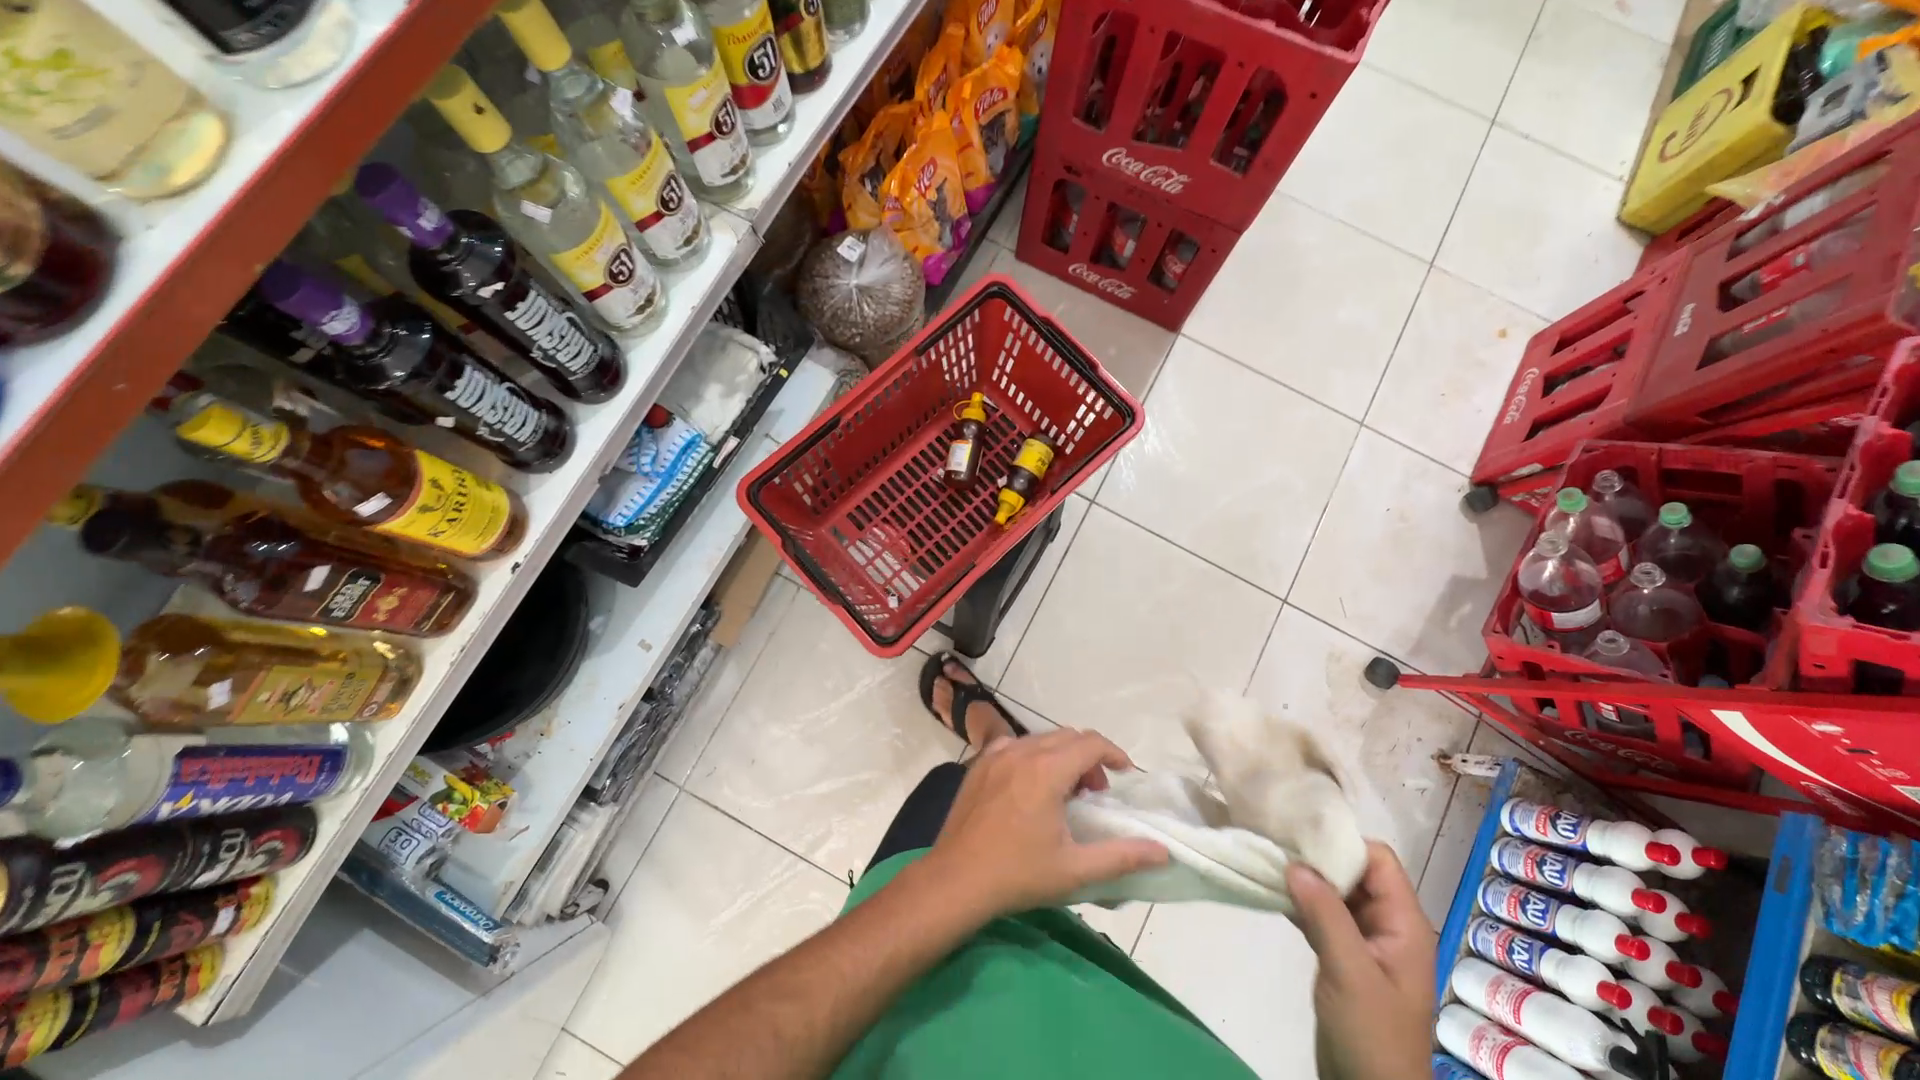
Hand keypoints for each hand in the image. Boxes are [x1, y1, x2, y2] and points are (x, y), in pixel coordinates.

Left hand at [918, 729, 1168, 920]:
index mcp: (1047, 770)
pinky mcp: (977, 766)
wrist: (956, 880)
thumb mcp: (1075, 869)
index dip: (1114, 754)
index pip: (1091, 743)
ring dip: (1061, 756)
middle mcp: (1021, 752)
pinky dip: (1032, 757)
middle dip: (1089, 757)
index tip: (1125, 776)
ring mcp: (995, 756)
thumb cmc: (1018, 874)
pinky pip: (1014, 747)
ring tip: (1066, 794)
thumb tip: (1164, 851)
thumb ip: (1122, 856)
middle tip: (1095, 793)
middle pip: (1067, 737)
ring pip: (1040, 740)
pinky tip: (1030, 790)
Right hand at [1285, 842, 1435, 1079]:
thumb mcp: (1349, 971)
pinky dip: (1301, 905)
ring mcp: (1366, 944)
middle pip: (1356, 873)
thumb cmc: (1371, 1033)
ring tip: (1267, 862)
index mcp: (1404, 923)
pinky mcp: (1345, 960)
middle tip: (1275, 843)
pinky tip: (1271, 894)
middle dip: (1319, 858)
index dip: (1343, 844)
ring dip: (1307, 881)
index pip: (1379, 861)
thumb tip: (1296, 862)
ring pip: (1337, 895)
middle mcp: (1388, 926)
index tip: (1299, 835)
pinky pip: (1324, 918)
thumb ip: (1326, 914)